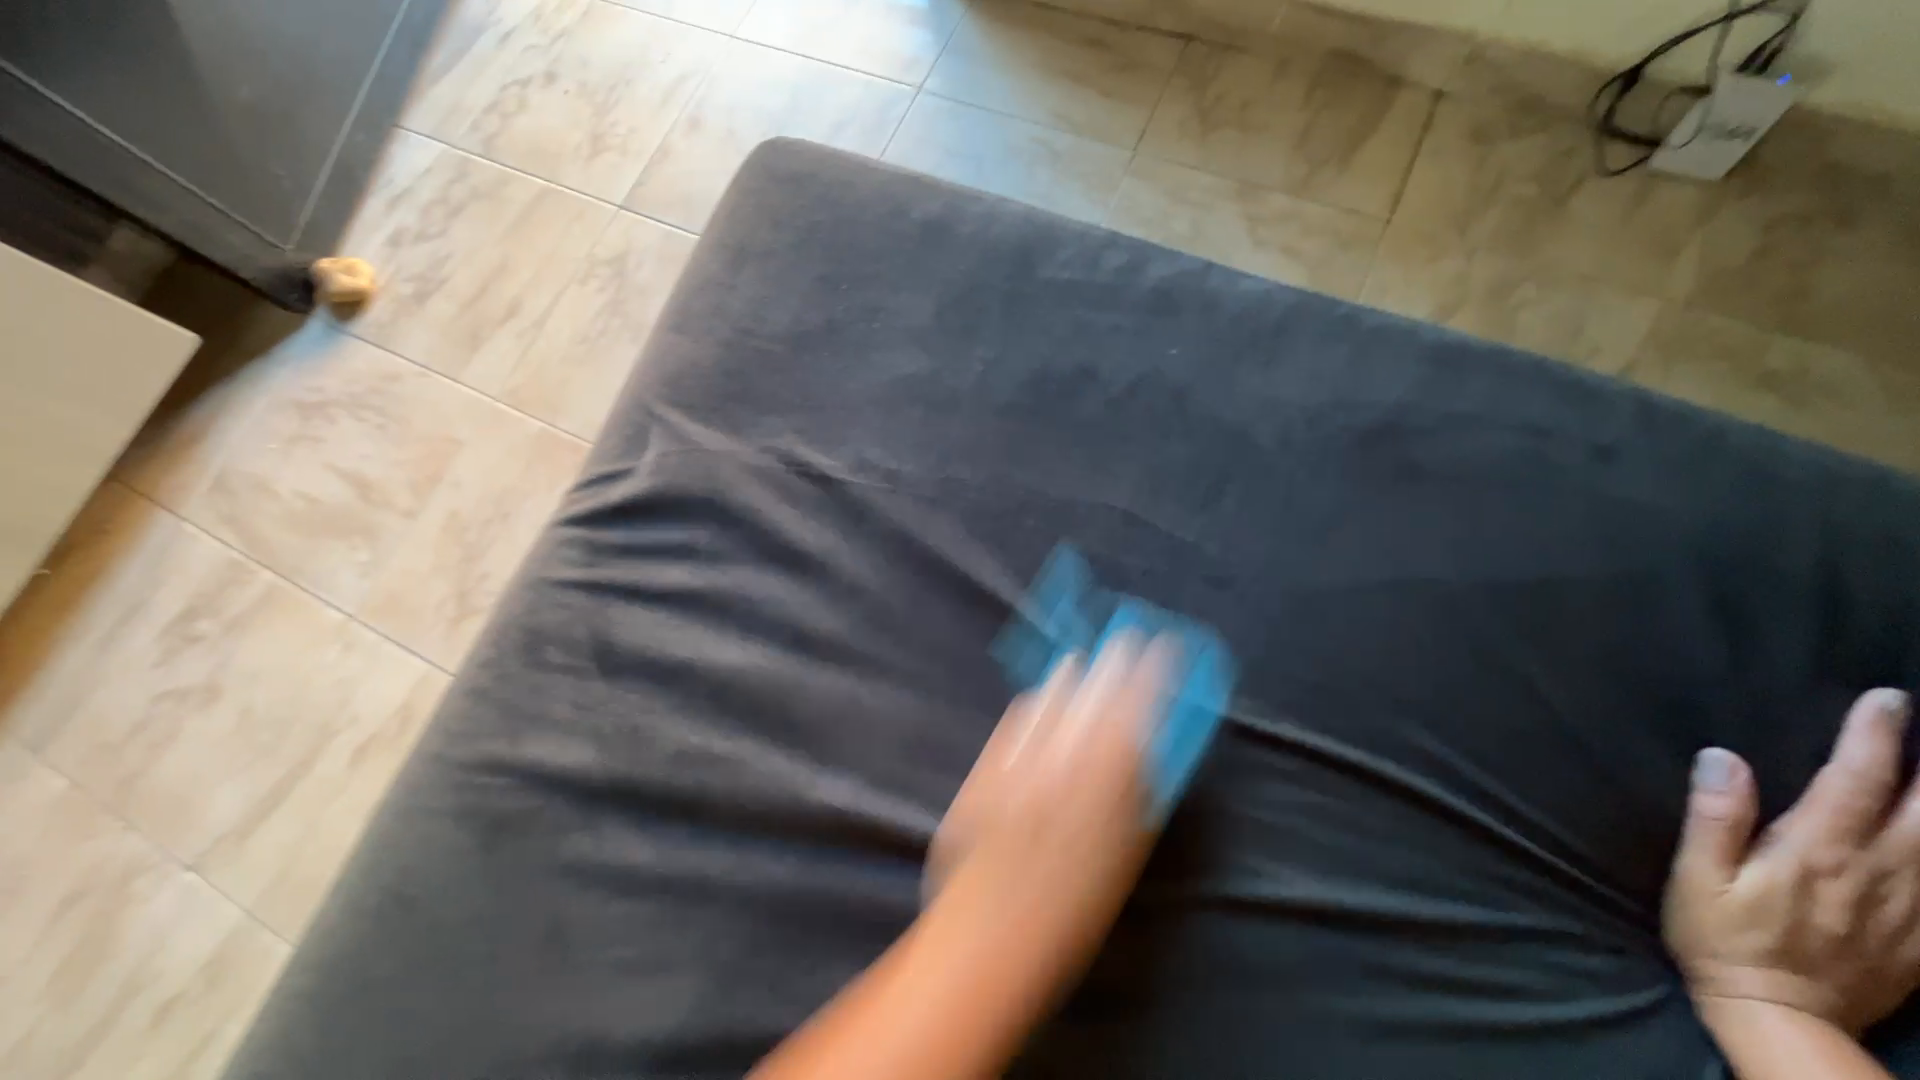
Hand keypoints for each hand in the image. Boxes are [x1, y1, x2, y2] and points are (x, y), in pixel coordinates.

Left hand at [926, 632, 1175, 984]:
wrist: (989, 937)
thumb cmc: (1074, 914)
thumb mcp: (1125, 857)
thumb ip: (1135, 797)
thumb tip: (1145, 754)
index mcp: (1108, 788)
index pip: (1139, 710)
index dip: (1154, 674)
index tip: (1165, 649)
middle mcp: (1064, 764)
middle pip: (1095, 695)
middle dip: (1116, 662)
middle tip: (1127, 639)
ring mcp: (1018, 762)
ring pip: (1050, 703)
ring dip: (1073, 677)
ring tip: (1084, 659)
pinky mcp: (984, 768)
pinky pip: (1012, 725)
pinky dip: (1033, 708)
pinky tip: (1040, 699)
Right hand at [1665, 688, 1919, 1034]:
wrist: (1778, 1016)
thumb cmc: (1721, 938)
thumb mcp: (1697, 878)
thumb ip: (1715, 817)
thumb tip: (1723, 757)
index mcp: (1817, 850)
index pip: (1857, 779)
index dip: (1875, 735)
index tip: (1888, 698)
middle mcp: (1876, 871)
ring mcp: (1910, 905)